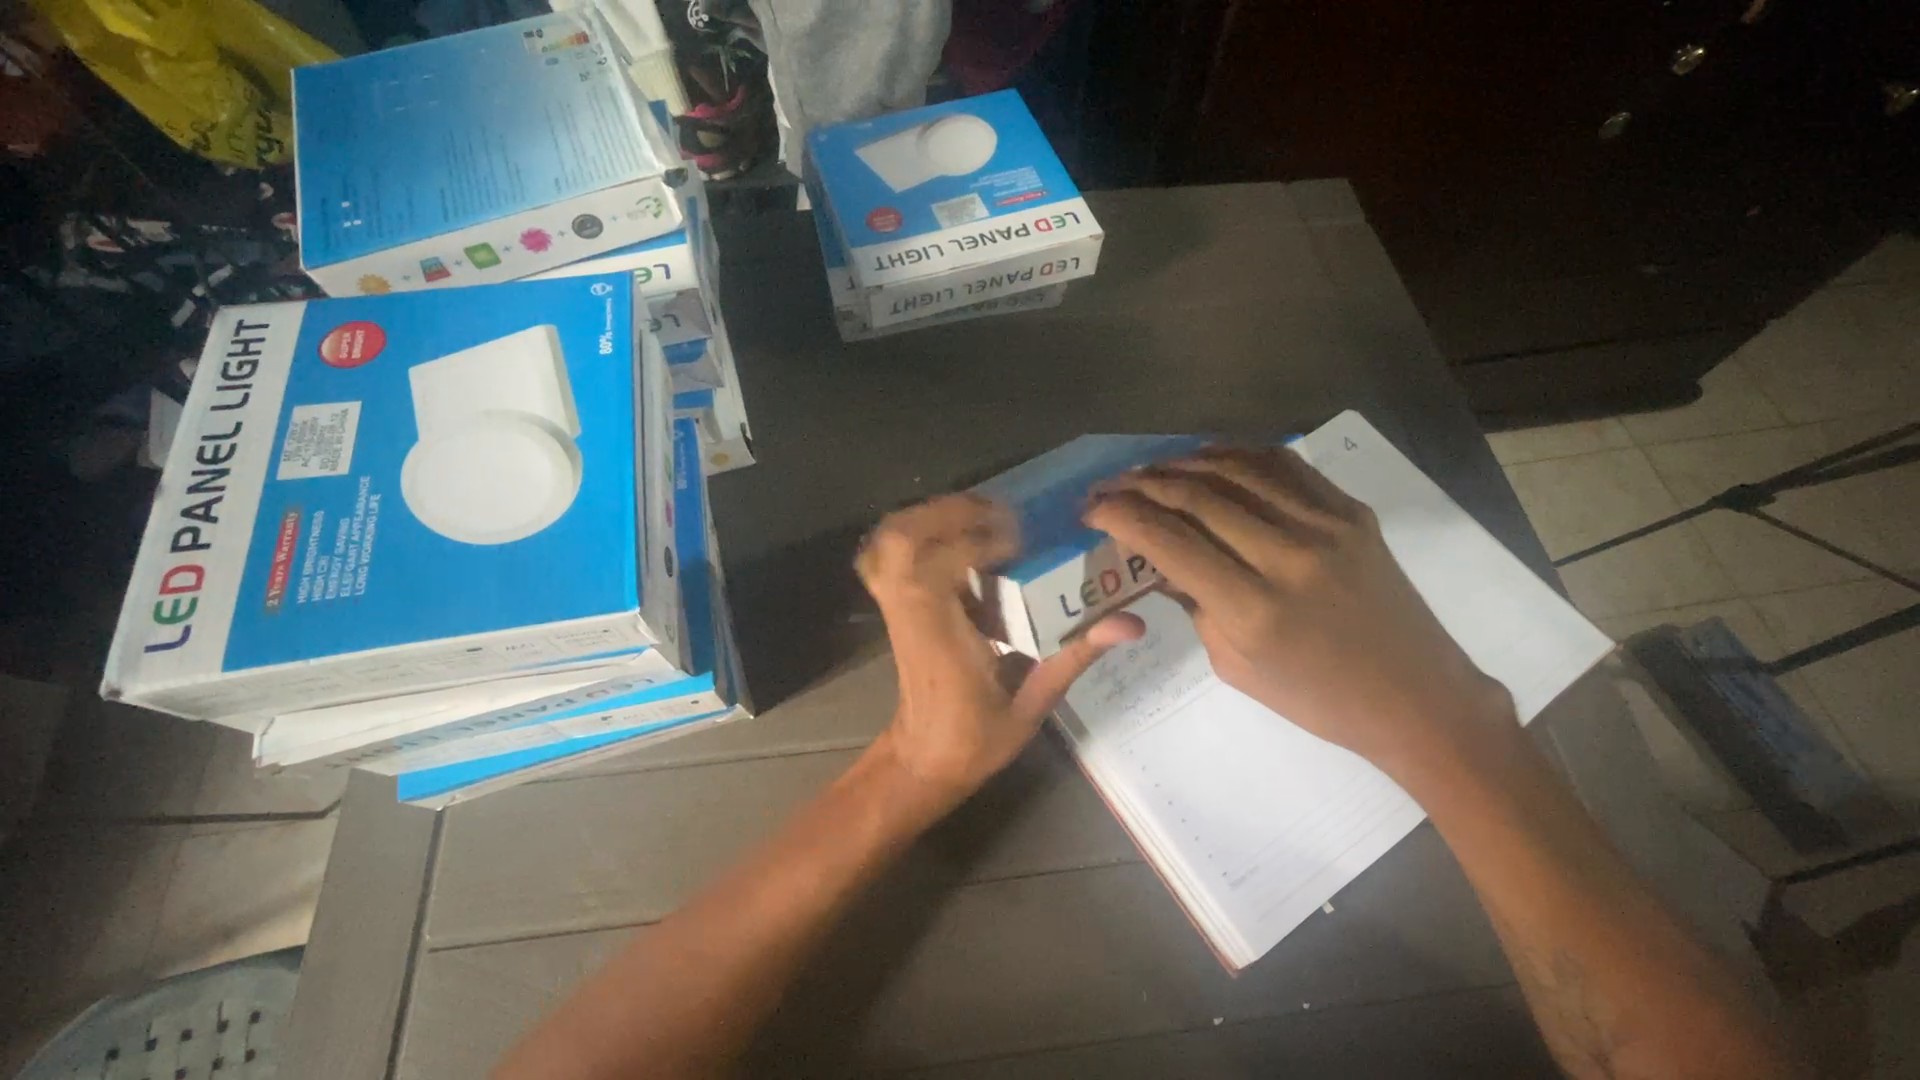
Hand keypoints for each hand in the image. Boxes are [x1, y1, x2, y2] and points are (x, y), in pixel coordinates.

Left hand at [857, 495, 1143, 808]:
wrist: (922, 760)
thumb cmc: (974, 741)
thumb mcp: (1031, 706)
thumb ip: (1073, 657)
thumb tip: (1130, 623)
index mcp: (940, 638)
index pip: (939, 568)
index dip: (976, 542)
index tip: (1018, 544)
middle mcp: (910, 613)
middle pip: (901, 538)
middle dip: (948, 511)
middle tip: (999, 513)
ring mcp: (896, 607)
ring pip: (889, 540)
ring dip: (933, 517)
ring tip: (981, 518)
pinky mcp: (895, 605)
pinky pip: (889, 554)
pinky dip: (921, 533)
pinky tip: (962, 539)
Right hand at [1084, 445, 1511, 773]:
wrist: (1416, 698)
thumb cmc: (1316, 700)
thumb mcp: (1235, 666)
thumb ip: (1194, 604)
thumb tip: (1159, 559)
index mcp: (1252, 609)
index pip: (1169, 541)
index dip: (1120, 515)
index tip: (1092, 508)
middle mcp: (1287, 556)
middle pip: (1197, 497)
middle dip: (1141, 484)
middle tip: (1110, 483)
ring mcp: (1326, 526)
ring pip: (1237, 471)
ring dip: (1183, 463)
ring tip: (1149, 467)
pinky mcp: (1351, 512)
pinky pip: (1285, 466)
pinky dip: (1239, 453)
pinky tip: (1208, 455)